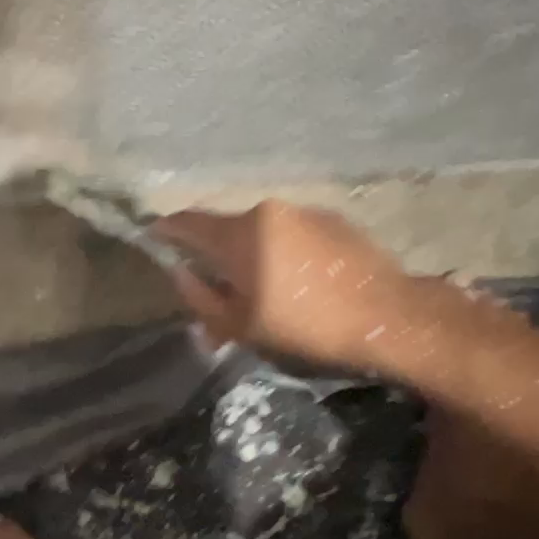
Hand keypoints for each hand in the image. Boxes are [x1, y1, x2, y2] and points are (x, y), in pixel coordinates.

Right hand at [153, 200, 424, 370]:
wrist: (387, 318)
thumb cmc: (304, 326)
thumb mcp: (239, 325)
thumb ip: (201, 298)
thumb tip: (181, 274)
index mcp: (241, 234)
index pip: (188, 222)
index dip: (165, 230)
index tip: (152, 237)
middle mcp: (270, 211)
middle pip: (225, 228)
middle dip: (212, 255)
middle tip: (210, 288)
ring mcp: (306, 212)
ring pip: (260, 231)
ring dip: (249, 256)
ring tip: (255, 291)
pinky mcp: (335, 221)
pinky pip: (290, 233)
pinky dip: (278, 253)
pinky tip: (291, 284)